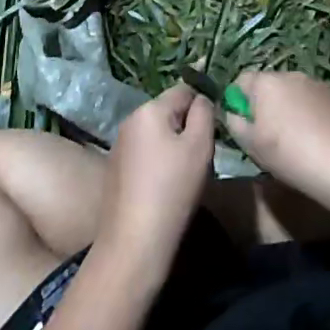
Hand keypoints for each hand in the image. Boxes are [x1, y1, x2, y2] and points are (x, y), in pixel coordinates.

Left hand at [97, 84, 214, 280]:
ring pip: (157, 133)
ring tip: (185, 175)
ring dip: (173, 145)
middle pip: (168, 112)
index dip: (202, 105)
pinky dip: (158, 162)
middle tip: (202, 156)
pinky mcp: (115, 168)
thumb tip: (201, 99)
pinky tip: (165, 187)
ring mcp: (119, 145)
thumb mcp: (199, 145)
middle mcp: (129, 120)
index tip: (214, 130)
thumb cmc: (172, 188)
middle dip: (187, 127)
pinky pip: (145, 153)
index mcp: (149, 109)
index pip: (183, 90)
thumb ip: (204, 113)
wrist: (135, 238)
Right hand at [225, 70, 329, 214]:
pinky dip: (311, 118)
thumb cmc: (292, 156)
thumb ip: (235, 123)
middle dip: (265, 107)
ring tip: (296, 145)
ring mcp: (320, 86)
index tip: (245, 129)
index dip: (238, 103)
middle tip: (268, 140)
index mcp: (266, 82)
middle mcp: (292, 75)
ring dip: (289, 113)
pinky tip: (318, 144)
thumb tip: (235, 113)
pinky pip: (315, 105)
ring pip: (294, 96)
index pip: (240, 81)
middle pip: (269, 87)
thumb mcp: (251, 146)